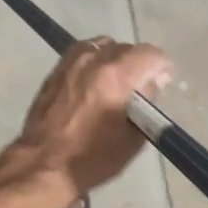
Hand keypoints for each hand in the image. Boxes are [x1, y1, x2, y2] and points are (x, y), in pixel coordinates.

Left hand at [10, 37, 172, 198]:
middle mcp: (93, 59)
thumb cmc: (94, 156)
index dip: (161, 66)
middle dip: (138, 64)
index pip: (149, 53)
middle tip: (139, 89)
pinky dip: (95, 61)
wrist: (45, 161)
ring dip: (115, 59)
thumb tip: (152, 81)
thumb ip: (147, 101)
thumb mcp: (133, 136)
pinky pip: (83, 52)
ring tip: (116, 83)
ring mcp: (71, 61)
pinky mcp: (56, 68)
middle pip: (126, 47)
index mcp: (115, 75)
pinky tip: (95, 81)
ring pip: (103, 46)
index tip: (162, 82)